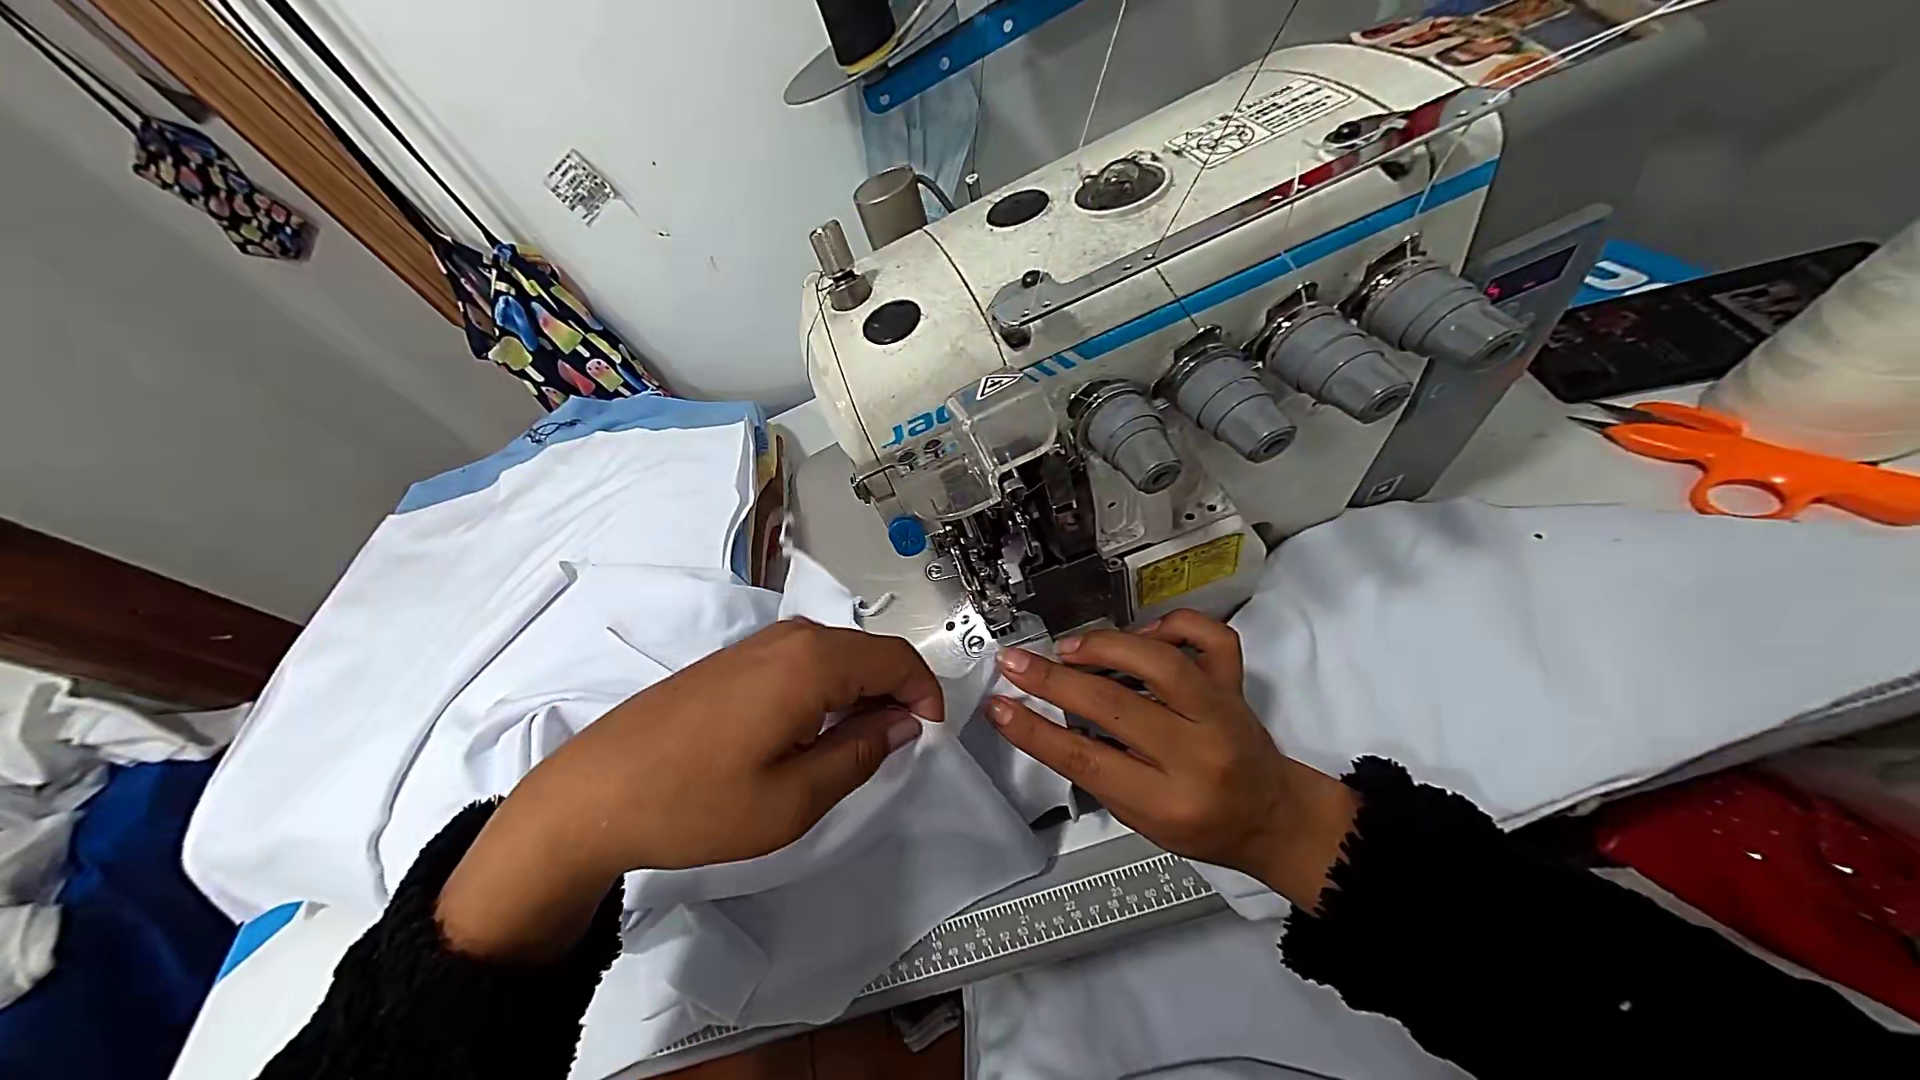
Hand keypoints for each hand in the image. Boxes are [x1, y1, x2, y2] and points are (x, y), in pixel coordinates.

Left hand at [437, 619, 942, 958]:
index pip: (898, 659)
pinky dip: (827, 689)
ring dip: (861, 693)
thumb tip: (902, 724)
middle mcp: (790, 637)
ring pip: (838, 655)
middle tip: (892, 748)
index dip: (925, 694)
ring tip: (850, 747)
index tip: (928, 735)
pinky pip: (805, 661)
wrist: (591, 795)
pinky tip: (808, 733)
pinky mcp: (736, 658)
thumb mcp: (794, 798)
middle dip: (895, 694)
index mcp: (813, 661)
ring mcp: (758, 643)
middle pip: (870, 652)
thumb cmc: (695, 802)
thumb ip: (861, 754)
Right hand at [985, 611, 1356, 910]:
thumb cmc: (1203, 825)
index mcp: (1168, 800)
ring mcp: (1221, 712)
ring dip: (1105, 647)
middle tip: (1016, 662)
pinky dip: (1173, 624)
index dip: (1034, 731)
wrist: (1271, 817)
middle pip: (1115, 706)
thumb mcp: (1140, 817)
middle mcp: (1199, 754)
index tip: (1000, 706)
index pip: (1087, 760)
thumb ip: (1096, 770)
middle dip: (1053, 680)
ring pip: (1160, 663)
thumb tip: (1046, 719)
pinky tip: (1143, 632)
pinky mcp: (1235, 685)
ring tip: (1069, 649)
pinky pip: (1210, 638)